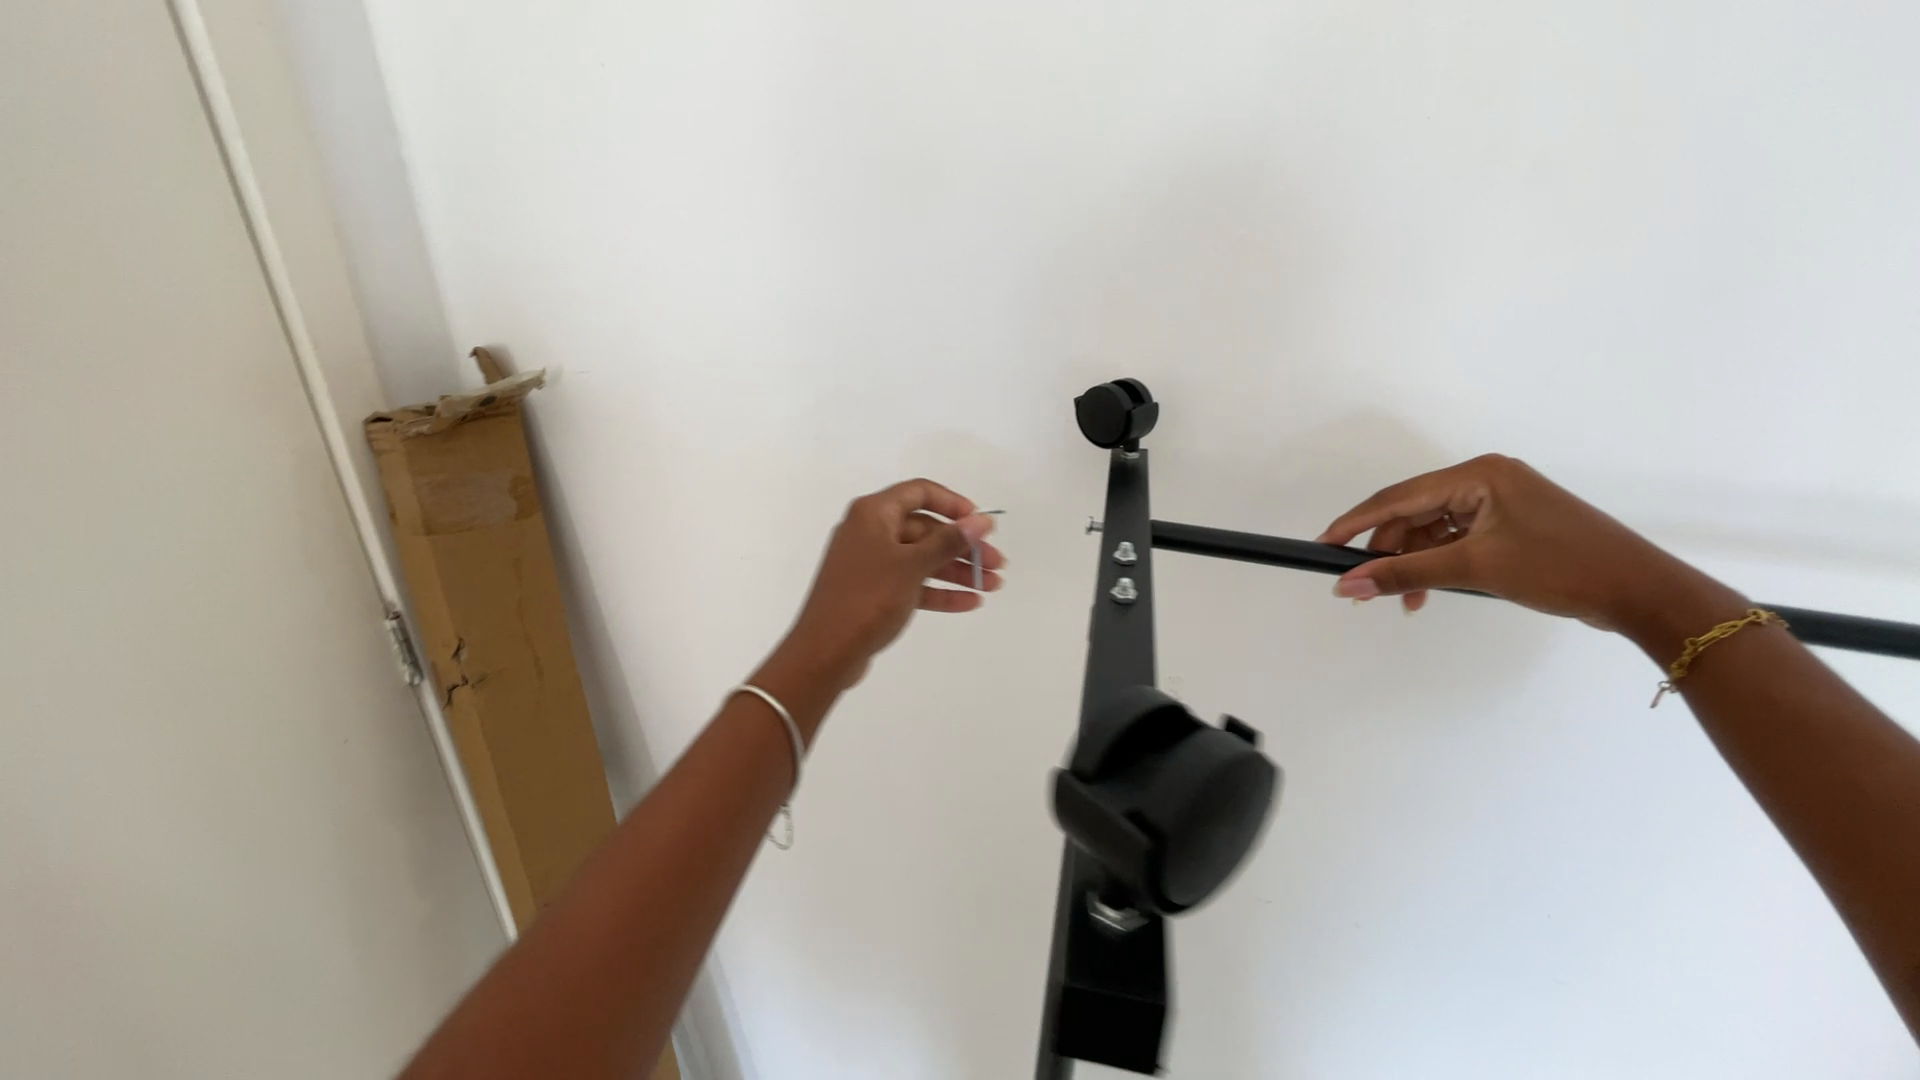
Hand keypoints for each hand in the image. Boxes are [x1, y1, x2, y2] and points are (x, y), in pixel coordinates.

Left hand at [775, 479, 1001, 691]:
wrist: (825, 653)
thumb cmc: (867, 599)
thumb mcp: (912, 566)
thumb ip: (948, 541)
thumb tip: (980, 520)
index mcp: (873, 514)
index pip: (919, 493)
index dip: (953, 504)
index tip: (980, 523)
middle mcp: (870, 532)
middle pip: (926, 530)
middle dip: (963, 546)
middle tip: (998, 565)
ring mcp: (871, 563)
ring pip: (922, 559)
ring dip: (957, 571)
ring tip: (992, 586)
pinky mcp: (873, 592)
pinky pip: (913, 583)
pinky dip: (939, 591)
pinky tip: (969, 603)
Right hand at [1316, 454, 1732, 633]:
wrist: (1641, 592)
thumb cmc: (1560, 567)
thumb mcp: (1474, 569)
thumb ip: (1404, 574)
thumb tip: (1346, 585)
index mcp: (1478, 475)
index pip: (1398, 497)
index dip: (1355, 523)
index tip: (1321, 545)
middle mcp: (1485, 481)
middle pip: (1413, 515)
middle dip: (1388, 552)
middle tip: (1365, 588)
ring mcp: (1499, 504)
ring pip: (1432, 531)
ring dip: (1413, 564)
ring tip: (1403, 600)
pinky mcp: (1510, 527)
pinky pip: (1455, 541)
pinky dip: (1438, 566)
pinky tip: (1429, 592)